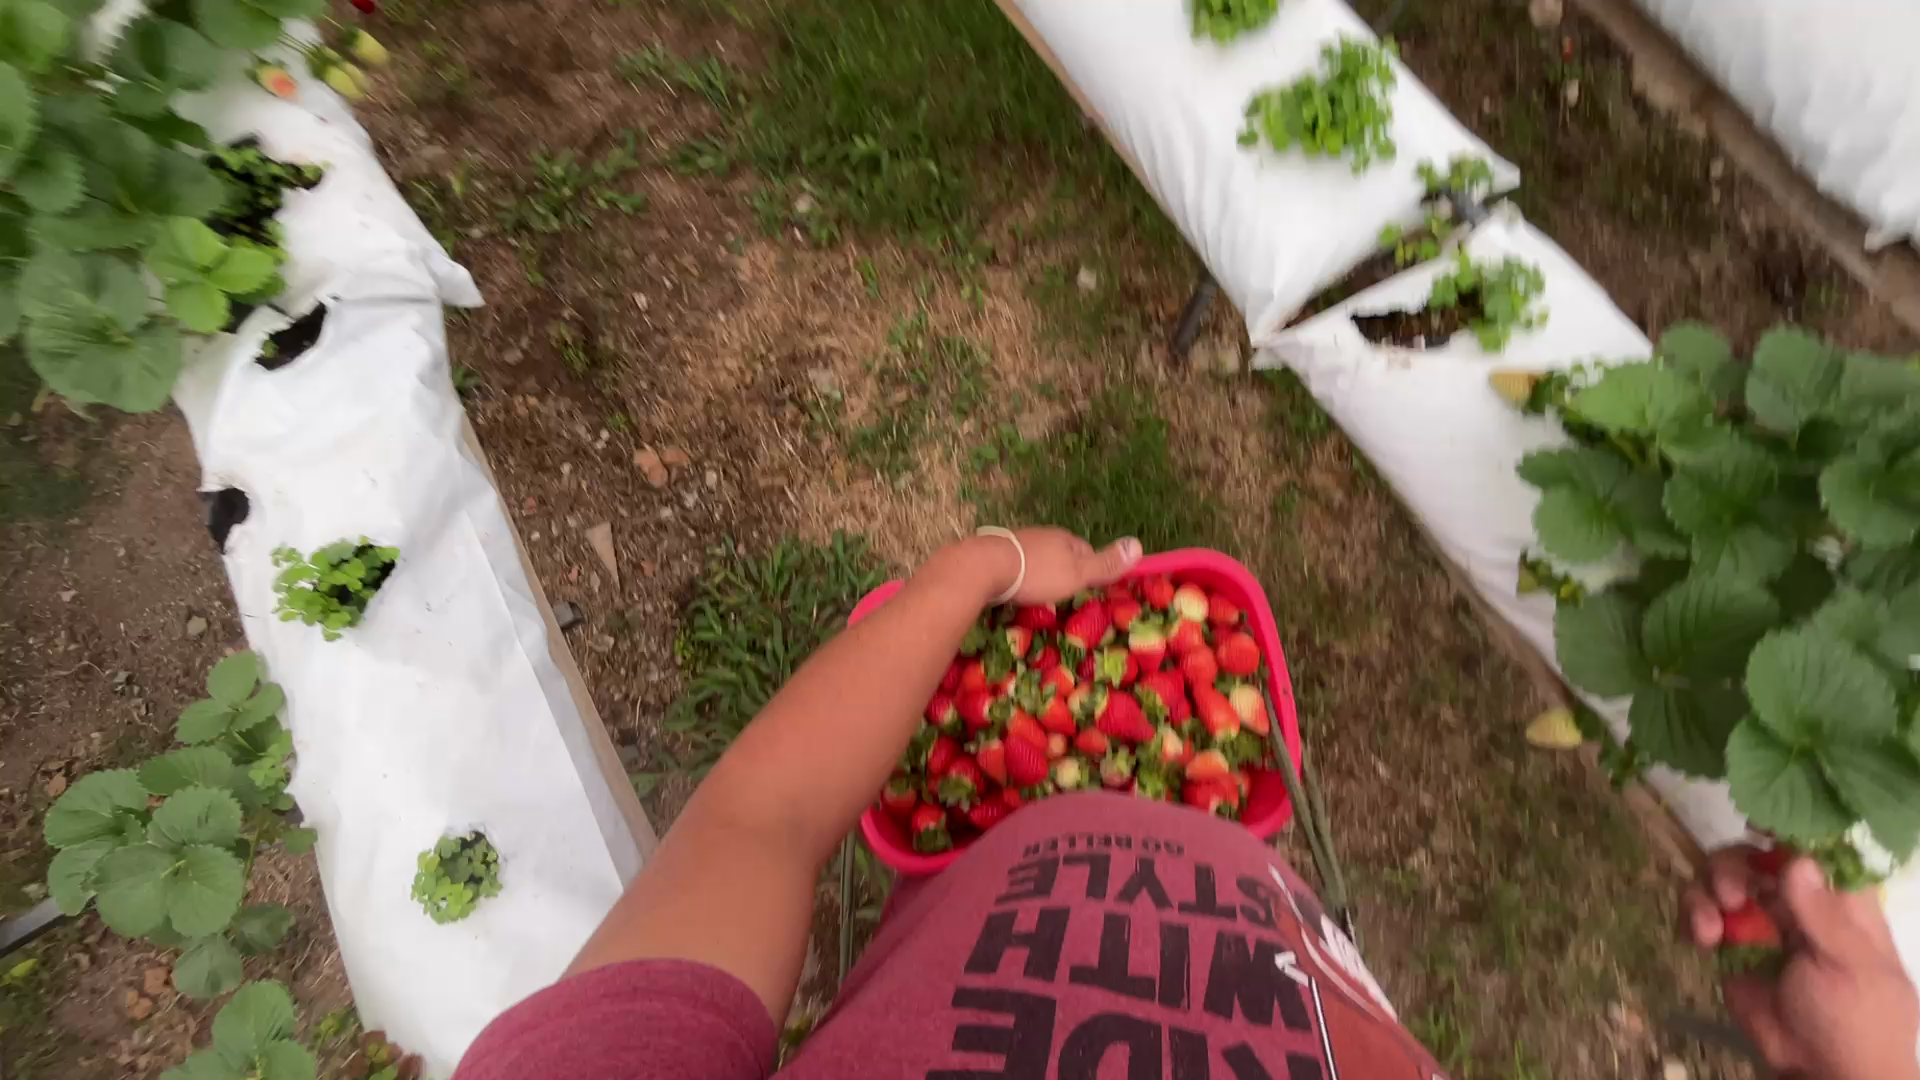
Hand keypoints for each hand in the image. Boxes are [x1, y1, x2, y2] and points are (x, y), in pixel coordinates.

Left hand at [983, 528, 1141, 605]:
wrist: (984, 566)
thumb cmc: (1036, 573)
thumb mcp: (1077, 573)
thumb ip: (1105, 563)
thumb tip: (1138, 544)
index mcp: (1064, 539)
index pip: (1085, 551)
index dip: (1090, 568)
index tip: (1089, 587)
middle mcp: (1042, 535)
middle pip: (1060, 553)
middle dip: (1062, 571)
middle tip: (1062, 594)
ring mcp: (1017, 542)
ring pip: (1037, 558)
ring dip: (1039, 573)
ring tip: (1038, 593)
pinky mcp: (996, 552)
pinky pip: (1015, 564)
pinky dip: (1018, 575)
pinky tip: (1014, 587)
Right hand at [1684, 847, 1919, 1079]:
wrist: (1817, 1067)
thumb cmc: (1854, 1019)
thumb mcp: (1849, 968)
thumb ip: (1821, 915)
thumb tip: (1797, 859)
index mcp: (1840, 908)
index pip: (1817, 854)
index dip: (1788, 831)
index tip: (1752, 819)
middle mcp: (1796, 904)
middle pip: (1752, 857)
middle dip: (1730, 869)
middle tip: (1728, 897)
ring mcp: (1758, 920)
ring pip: (1717, 877)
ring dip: (1705, 895)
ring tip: (1711, 928)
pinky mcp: (1725, 935)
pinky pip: (1696, 906)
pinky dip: (1692, 917)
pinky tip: (1702, 941)